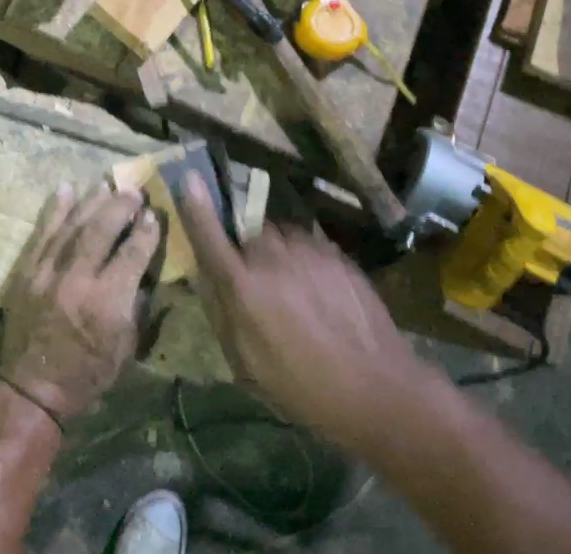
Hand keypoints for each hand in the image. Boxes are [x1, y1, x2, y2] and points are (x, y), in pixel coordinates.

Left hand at [0, 181, 158, 420]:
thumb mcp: (126, 349)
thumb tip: (144, 273)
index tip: (155, 214)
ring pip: (72, 226)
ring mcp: (47, 272)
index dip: (146, 232)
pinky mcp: (27, 271)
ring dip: (90, 202)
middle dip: (119, 207)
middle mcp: (77, 280)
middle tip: (133, 191)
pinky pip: (42, 233)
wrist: (32, 387)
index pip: (132, 255)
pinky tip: (66, 190)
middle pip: (101, 231)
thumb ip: (136, 307)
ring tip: (105, 183)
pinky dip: (55, 210)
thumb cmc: (87, 374)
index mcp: (107, 303)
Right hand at [174, 173, 432, 450]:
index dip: (195, 206)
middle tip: (258, 285)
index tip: (189, 177)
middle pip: (249, 235)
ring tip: (294, 291)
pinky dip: (306, 261)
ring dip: (279, 254)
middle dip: (247, 251)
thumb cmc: (302, 387)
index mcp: (243, 287)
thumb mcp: (245, 363)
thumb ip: (220, 312)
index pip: (209, 235)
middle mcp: (273, 258)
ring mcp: (311, 253)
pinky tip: (321, 295)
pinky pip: (310, 247)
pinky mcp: (340, 256)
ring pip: (282, 238)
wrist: (381, 391)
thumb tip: (206, 276)